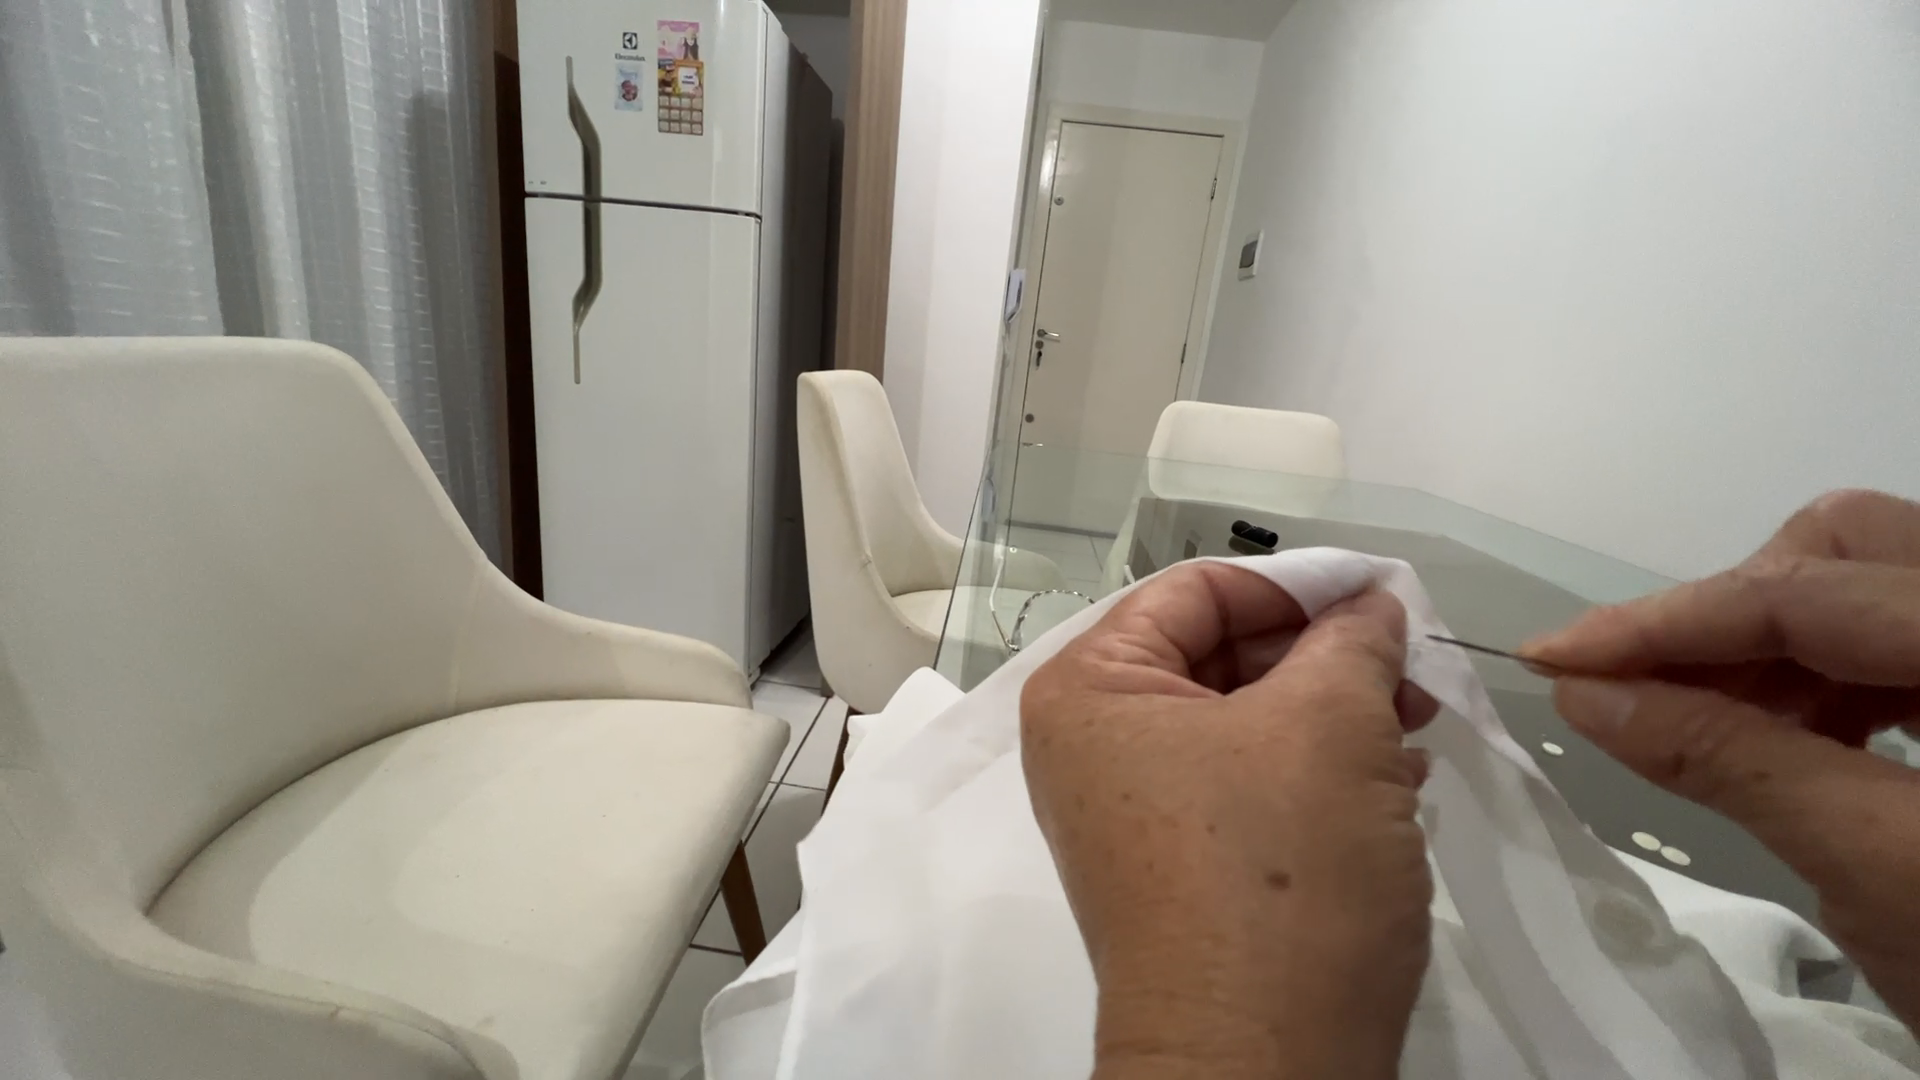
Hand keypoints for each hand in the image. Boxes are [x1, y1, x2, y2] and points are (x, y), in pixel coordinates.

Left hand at [1020, 562, 1438, 1079]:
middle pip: (1211, 653)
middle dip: (1315, 652)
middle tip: (1405, 659)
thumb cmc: (1276, 871)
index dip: (1290, 582)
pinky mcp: (1169, 852)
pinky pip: (1237, 775)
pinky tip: (1386, 772)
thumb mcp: (1326, 727)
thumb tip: (1371, 601)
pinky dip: (1307, 764)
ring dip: (1323, 709)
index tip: (1378, 588)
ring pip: (1233, 717)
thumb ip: (1350, 641)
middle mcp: (1089, 735)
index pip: (1191, 593)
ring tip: (1411, 716)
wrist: (1256, 1068)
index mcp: (1089, 685)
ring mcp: (1125, 799)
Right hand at [1524, 489, 1919, 1029]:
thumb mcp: (1888, 872)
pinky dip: (1802, 676)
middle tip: (1646, 688)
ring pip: (1857, 586)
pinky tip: (1778, 734)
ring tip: (1706, 722)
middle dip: (1721, 612)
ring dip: (1754, 649)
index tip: (1550, 657)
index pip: (1807, 594)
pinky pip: (1880, 640)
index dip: (1661, 620)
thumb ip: (1732, 762)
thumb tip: (1579, 692)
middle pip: (1845, 547)